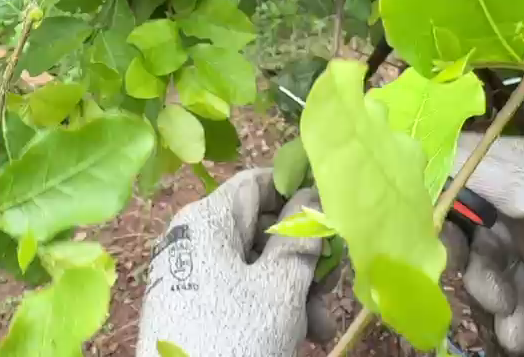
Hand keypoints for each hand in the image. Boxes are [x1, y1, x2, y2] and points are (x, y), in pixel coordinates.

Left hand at [136, 169, 322, 356]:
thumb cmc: (232, 341)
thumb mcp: (279, 289)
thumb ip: (301, 240)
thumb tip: (311, 198)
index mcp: (207, 218)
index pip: (258, 183)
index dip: (297, 194)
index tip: (331, 219)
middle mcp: (194, 238)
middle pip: (260, 229)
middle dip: (302, 258)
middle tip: (332, 286)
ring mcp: (191, 276)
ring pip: (254, 267)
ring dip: (293, 291)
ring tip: (321, 327)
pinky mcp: (191, 311)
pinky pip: (238, 294)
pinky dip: (269, 309)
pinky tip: (300, 336)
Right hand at [448, 134, 523, 356]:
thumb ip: (503, 182)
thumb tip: (444, 152)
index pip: (464, 162)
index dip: (442, 190)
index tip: (428, 225)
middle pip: (469, 217)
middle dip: (468, 257)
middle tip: (472, 286)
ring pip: (488, 258)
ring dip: (492, 294)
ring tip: (510, 323)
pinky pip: (512, 287)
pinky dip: (512, 314)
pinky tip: (522, 337)